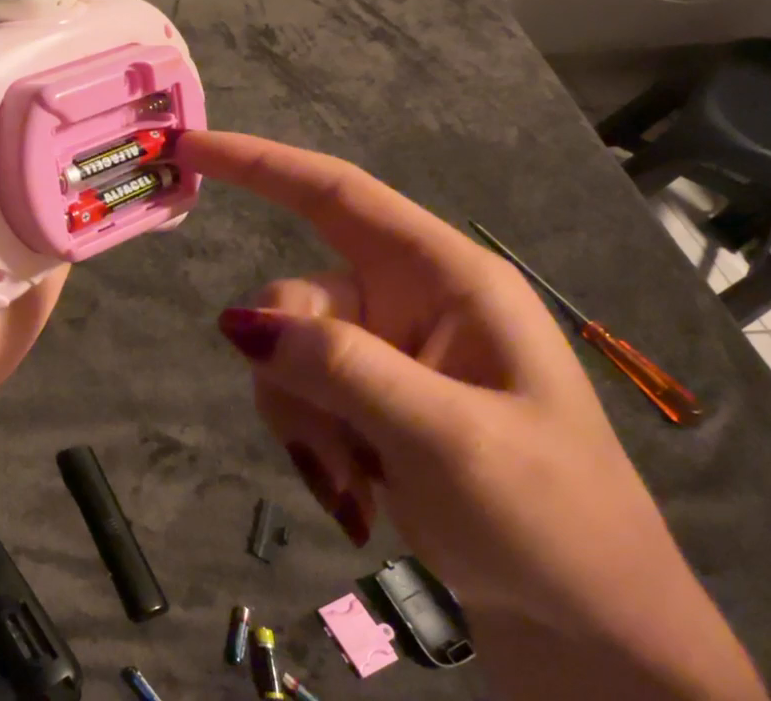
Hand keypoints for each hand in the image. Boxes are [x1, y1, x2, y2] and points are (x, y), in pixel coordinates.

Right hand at [177, 131, 763, 698]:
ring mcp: (383, 355)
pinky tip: (353, 492)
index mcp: (447, 280)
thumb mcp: (447, 438)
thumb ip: (341, 368)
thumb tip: (239, 321)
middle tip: (331, 454)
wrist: (585, 625)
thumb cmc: (546, 517)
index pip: (336, 196)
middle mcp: (406, 304)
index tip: (186, 145)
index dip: (259, 163)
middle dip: (290, 374)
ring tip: (353, 486)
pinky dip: (306, 441)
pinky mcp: (366, 400)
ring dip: (300, 420)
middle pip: (293, 299)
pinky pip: (294, 393)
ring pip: (282, 353)